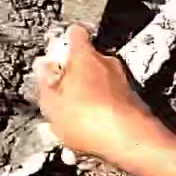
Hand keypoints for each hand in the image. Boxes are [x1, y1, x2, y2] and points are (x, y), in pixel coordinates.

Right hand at [33, 26, 166, 163]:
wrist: (129, 141)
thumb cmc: (89, 120)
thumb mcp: (51, 105)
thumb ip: (45, 83)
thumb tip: (42, 69)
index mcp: (84, 57)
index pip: (75, 34)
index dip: (65, 40)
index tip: (57, 51)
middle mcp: (106, 64)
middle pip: (86, 62)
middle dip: (73, 78)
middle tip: (59, 97)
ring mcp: (122, 82)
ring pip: (98, 84)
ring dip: (86, 98)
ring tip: (73, 123)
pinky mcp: (133, 101)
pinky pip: (110, 102)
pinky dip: (100, 114)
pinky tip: (90, 133)